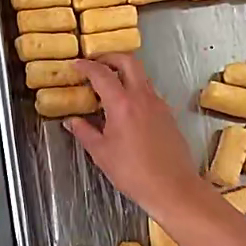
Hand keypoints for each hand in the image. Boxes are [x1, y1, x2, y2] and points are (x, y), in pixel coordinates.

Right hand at [64, 55, 209, 214]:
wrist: (173, 187)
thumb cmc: (134, 173)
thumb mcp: (101, 153)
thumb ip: (85, 132)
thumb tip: (72, 121)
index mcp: (122, 104)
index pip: (102, 73)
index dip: (86, 66)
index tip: (76, 65)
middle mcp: (143, 97)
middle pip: (128, 61)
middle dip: (109, 57)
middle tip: (95, 65)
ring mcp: (158, 104)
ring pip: (141, 75)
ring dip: (124, 72)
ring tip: (108, 86)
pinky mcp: (168, 114)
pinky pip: (149, 92)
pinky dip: (135, 89)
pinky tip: (126, 107)